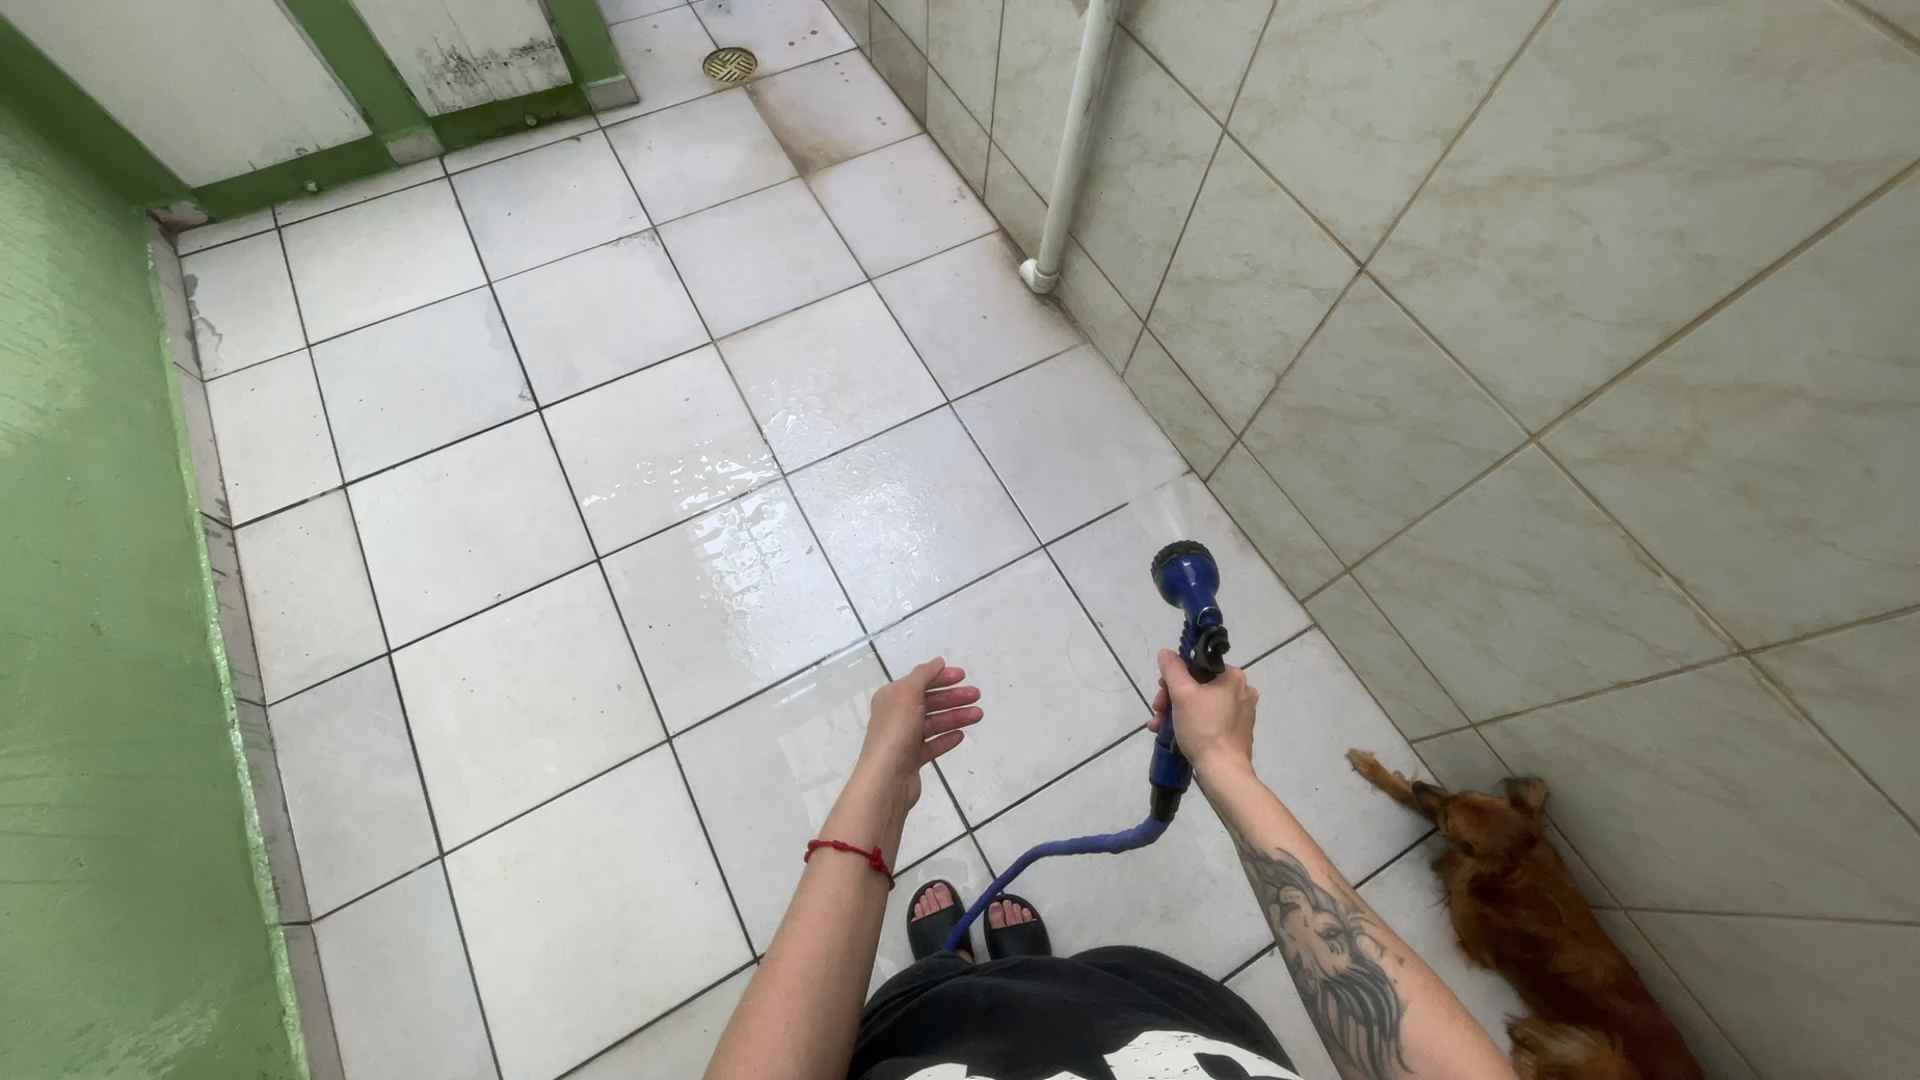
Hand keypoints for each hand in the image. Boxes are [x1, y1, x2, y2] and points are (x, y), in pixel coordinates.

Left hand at [853, 657, 982, 809]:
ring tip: (978, 715)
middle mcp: (896, 716)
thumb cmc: (895, 731)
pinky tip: (961, 735)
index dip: (941, 677)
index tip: (963, 676)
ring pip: (934, 723)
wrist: (886, 779)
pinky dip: (946, 738)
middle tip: (977, 696)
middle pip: (929, 702)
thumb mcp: (908, 694)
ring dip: (956, 717)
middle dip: (953, 697)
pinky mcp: (912, 759)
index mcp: (892, 698)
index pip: (919, 682)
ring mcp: (904, 739)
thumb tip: (938, 662)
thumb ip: (923, 675)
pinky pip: (932, 745)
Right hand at [1149, 649, 1256, 776]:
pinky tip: (1170, 733)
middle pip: (1197, 685)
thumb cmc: (1204, 728)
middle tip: (1158, 710)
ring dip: (1176, 711)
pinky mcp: (1236, 732)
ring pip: (1200, 703)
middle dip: (1172, 697)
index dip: (1175, 675)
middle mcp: (1242, 692)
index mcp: (1233, 677)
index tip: (1161, 689)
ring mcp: (1241, 713)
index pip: (1198, 666)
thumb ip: (1172, 669)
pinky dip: (1190, 722)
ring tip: (1159, 725)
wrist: (1223, 771)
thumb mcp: (1182, 694)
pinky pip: (1208, 719)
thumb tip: (1166, 653)